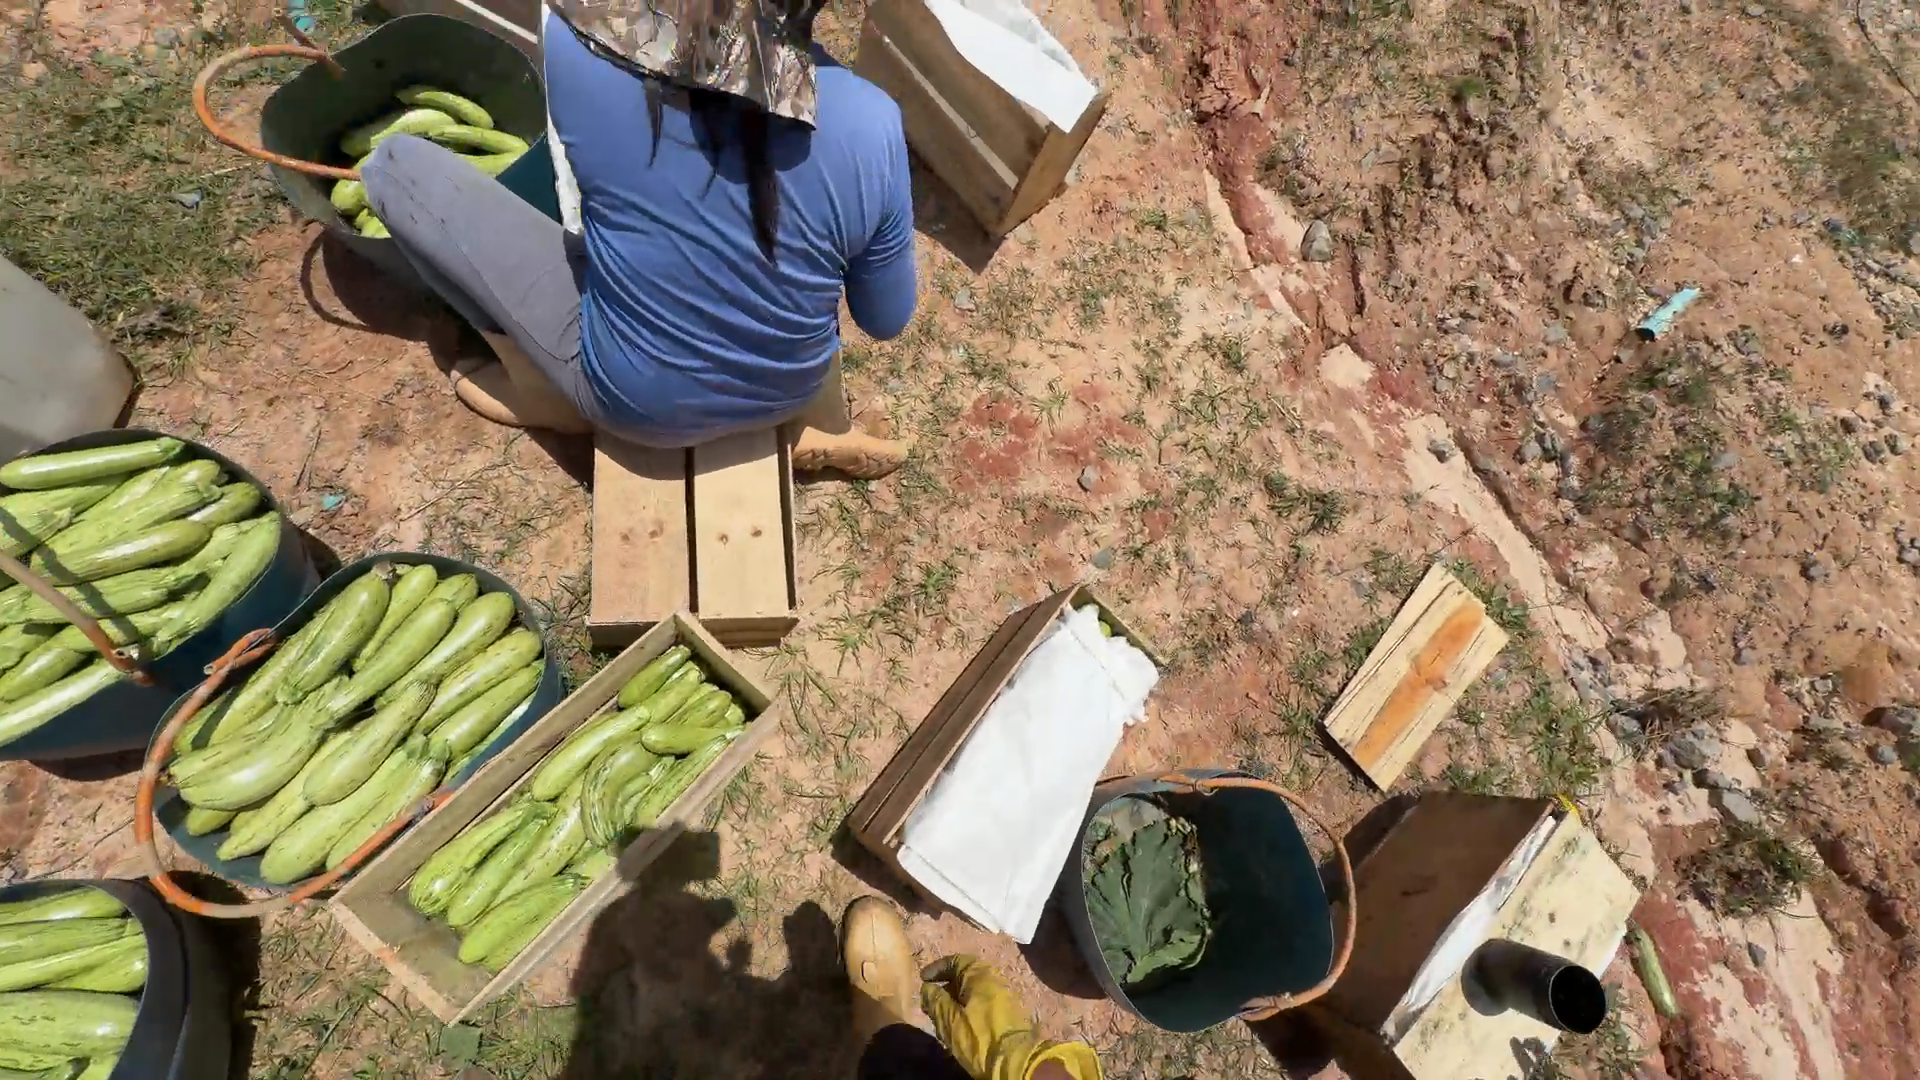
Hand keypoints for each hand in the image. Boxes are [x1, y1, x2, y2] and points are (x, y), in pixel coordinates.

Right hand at [920, 955, 1101, 1079]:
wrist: (1017, 1062)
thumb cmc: (980, 1037)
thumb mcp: (950, 1020)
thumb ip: (935, 1001)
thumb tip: (927, 988)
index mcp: (979, 973)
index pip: (954, 960)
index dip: (936, 969)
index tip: (922, 980)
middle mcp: (993, 978)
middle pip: (964, 976)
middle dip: (945, 988)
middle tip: (930, 1003)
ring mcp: (1002, 995)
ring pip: (973, 992)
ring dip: (955, 1002)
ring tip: (942, 1019)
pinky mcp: (1007, 1013)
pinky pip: (982, 1004)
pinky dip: (967, 1010)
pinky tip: (960, 1027)